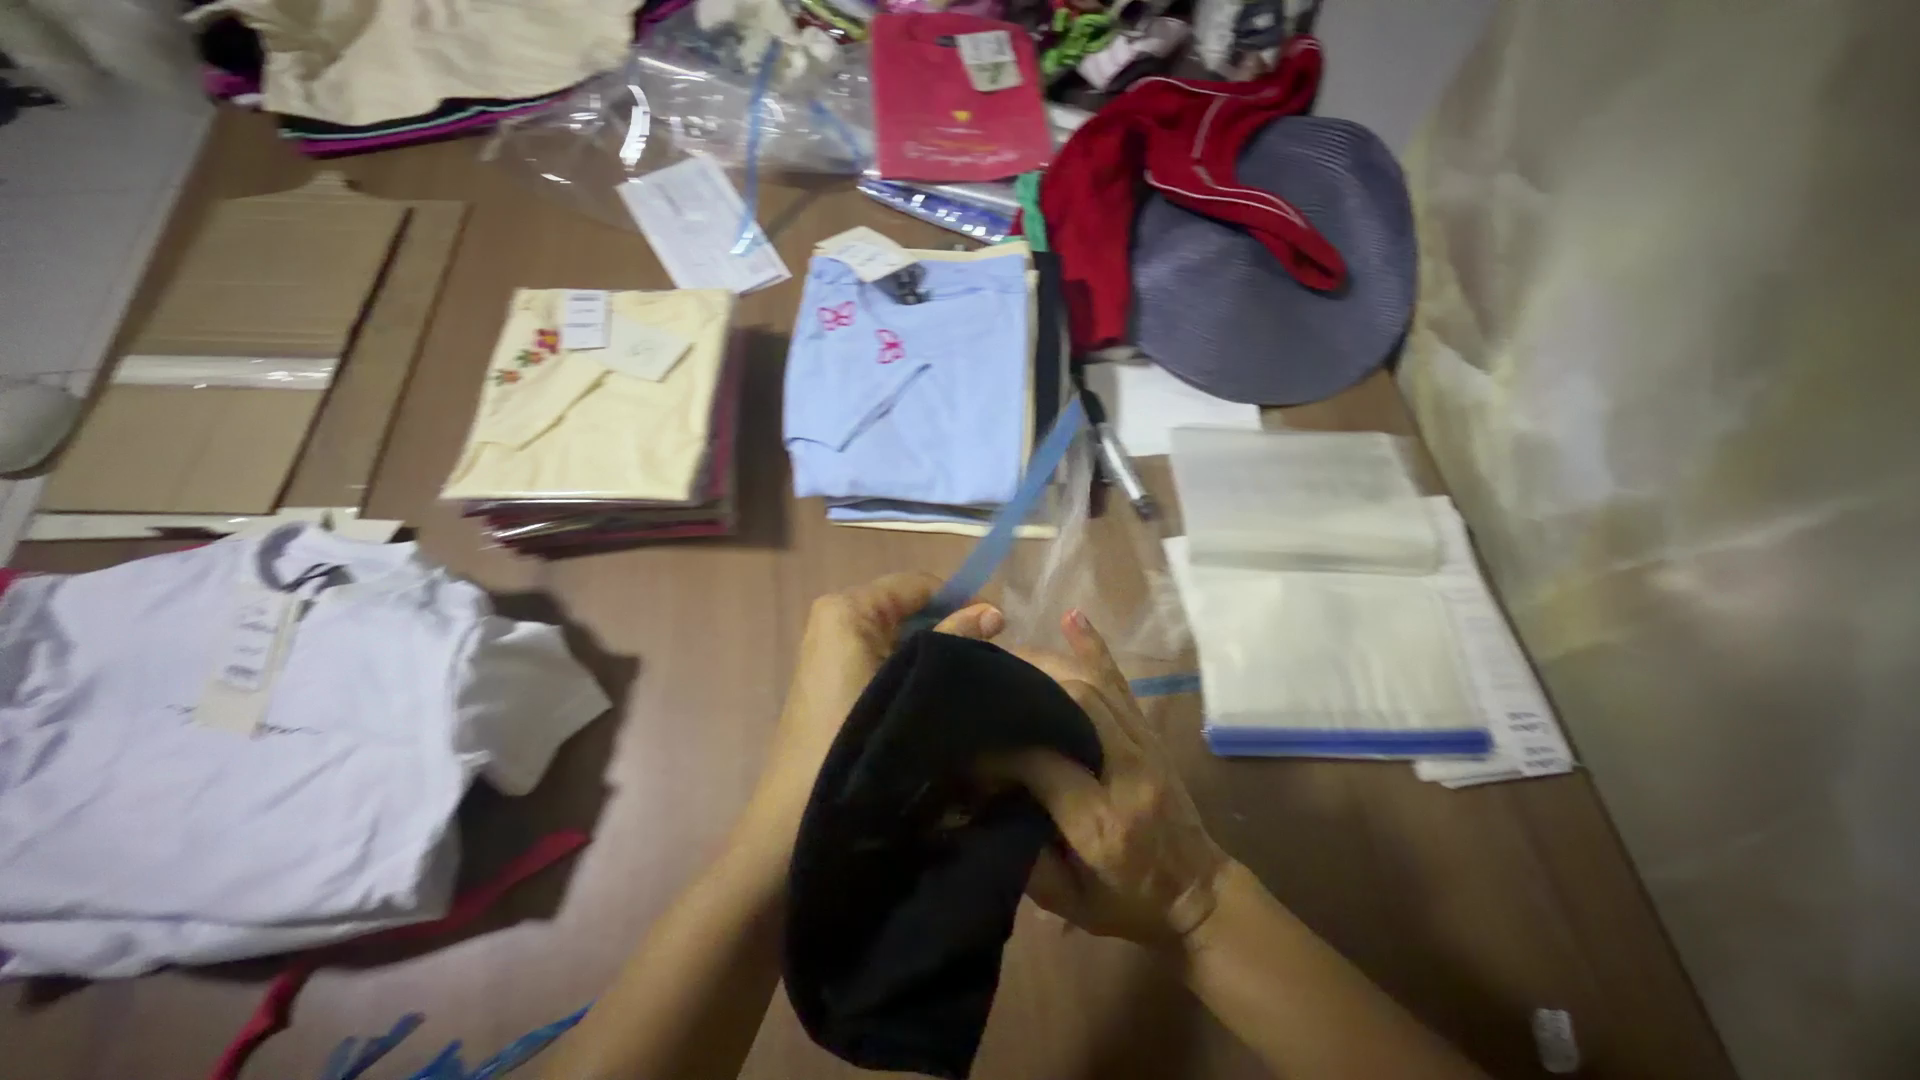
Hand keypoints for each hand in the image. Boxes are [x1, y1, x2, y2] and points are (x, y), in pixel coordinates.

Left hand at [747, 573, 1003, 835]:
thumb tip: (993, 612)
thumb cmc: (859, 735)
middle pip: (907, 608)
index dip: (961, 599)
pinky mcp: (832, 679)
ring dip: (932, 651)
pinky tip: (934, 695)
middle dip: (948, 626)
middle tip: (989, 656)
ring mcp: (829, 650)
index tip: (999, 628)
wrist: (800, 810)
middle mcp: (834, 619)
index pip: (917, 584)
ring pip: (897, 636)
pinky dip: (910, 668)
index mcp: (848, 609)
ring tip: (968, 678)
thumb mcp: (912, 680)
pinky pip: (881, 657)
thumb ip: (953, 639)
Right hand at [1000, 611, 1228, 945]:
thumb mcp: (1068, 902)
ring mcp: (1145, 747)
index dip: (1000, 750)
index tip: (964, 745)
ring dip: (1047, 662)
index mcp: (1103, 822)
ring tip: (1004, 653)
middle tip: (978, 676)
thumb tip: (969, 809)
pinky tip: (1072, 617)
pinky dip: (1095, 648)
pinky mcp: (1151, 735)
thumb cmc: (1128, 904)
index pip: (1044, 764)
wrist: (1199, 897)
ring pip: (1095, 685)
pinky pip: (1121, 684)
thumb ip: (1021, 858)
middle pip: (1075, 704)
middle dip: (1023, 683)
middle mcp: (1128, 772)